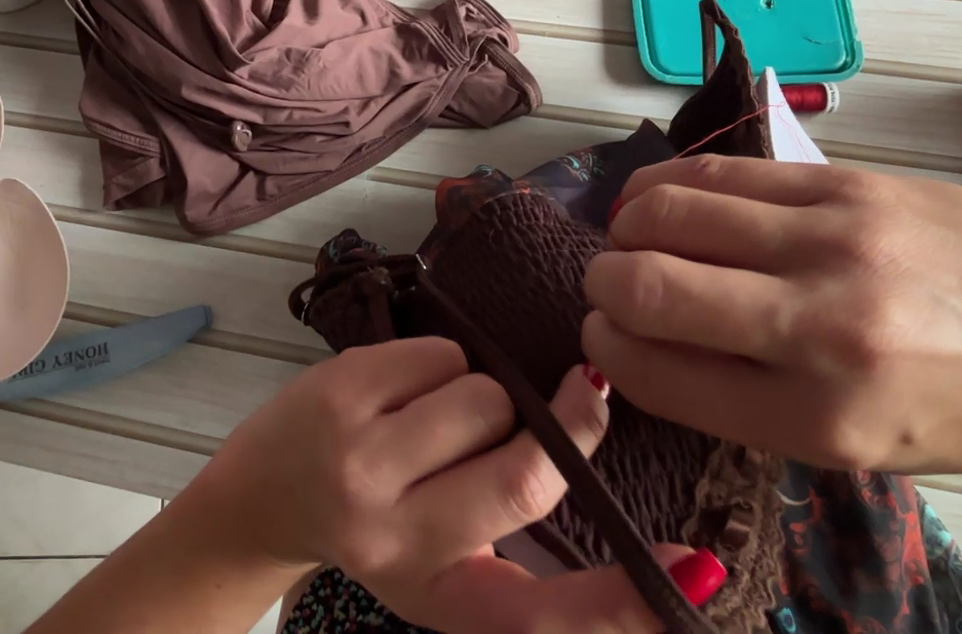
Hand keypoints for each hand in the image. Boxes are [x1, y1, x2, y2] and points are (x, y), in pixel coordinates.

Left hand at [182, 337, 706, 631]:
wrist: (266, 493)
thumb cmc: (372, 523)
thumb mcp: (447, 560)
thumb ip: (519, 526)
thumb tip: (629, 498)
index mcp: (443, 595)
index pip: (539, 616)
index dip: (619, 601)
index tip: (695, 571)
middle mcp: (402, 539)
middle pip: (526, 467)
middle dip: (556, 420)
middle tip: (559, 402)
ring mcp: (363, 461)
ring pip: (487, 394)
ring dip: (482, 392)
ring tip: (442, 416)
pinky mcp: (341, 393)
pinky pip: (442, 353)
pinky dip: (440, 362)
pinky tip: (405, 390)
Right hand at [582, 156, 961, 478]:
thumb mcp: (854, 444)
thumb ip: (738, 397)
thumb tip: (637, 341)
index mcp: (819, 418)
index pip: (657, 371)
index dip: (608, 348)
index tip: (604, 333)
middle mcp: (820, 327)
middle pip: (648, 285)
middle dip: (602, 284)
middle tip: (607, 285)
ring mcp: (834, 239)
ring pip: (668, 212)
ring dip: (624, 226)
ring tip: (629, 237)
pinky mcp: (847, 182)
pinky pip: (718, 172)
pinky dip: (665, 184)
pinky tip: (658, 199)